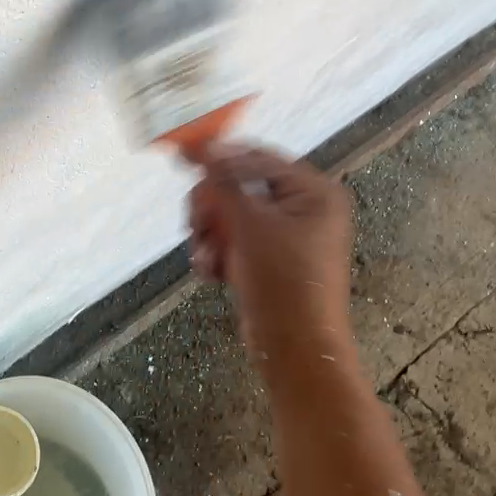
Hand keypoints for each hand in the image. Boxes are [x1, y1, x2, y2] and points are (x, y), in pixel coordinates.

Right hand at [186, 143, 354, 357]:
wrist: (294, 349)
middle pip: (240, 188)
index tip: (181, 158)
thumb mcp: (251, 223)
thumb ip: (225, 181)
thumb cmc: (282, 280)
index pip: (257, 158)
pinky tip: (211, 273)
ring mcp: (287, 237)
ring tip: (206, 259)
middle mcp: (304, 209)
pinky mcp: (270, 261)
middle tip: (195, 226)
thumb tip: (206, 145)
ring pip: (231, 217)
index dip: (218, 158)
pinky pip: (234, 242)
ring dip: (210, 235)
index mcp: (314, 192)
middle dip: (212, 209)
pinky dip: (218, 254)